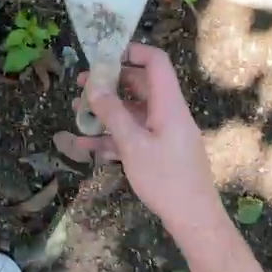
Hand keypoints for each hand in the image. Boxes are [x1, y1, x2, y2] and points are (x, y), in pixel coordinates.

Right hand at [80, 44, 220, 232]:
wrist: (194, 219)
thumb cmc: (166, 179)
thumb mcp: (133, 145)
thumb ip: (112, 113)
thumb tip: (94, 86)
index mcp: (169, 105)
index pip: (156, 62)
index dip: (132, 51)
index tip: (103, 55)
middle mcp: (169, 113)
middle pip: (140, 85)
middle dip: (109, 83)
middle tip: (81, 86)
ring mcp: (165, 133)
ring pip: (133, 112)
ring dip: (106, 111)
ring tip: (77, 114)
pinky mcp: (160, 151)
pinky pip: (134, 134)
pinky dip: (112, 136)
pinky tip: (86, 145)